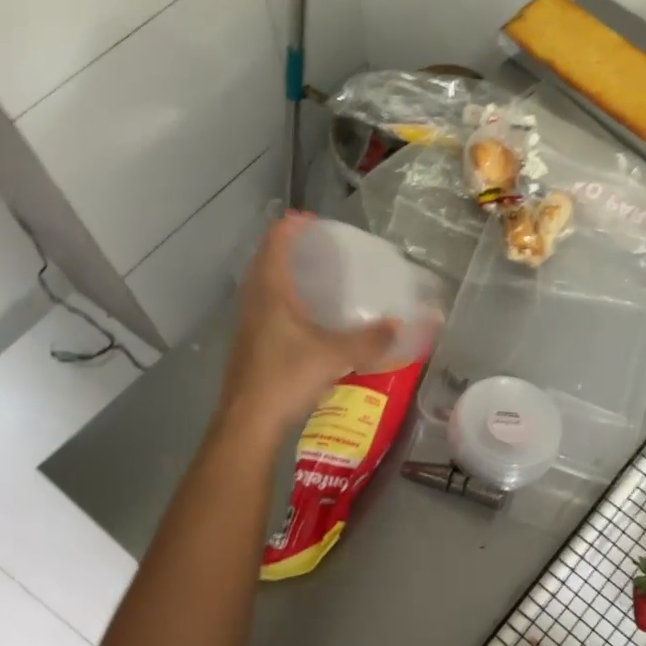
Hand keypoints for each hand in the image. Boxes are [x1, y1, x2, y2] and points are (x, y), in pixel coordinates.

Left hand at [220, 213, 397, 428]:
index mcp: (270, 291)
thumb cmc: (286, 378)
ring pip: (265, 289)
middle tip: (322, 252)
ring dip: (287, 280)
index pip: (275, 241)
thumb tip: (398, 326)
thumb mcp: (335, 357)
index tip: (316, 222)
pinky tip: (307, 324)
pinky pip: (267, 312)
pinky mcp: (249, 347)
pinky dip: (286, 305)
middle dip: (292, 252)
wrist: (247, 422)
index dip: (293, 226)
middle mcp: (254, 301)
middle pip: (267, 262)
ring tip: (318, 284)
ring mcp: (248, 325)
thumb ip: (369, 340)